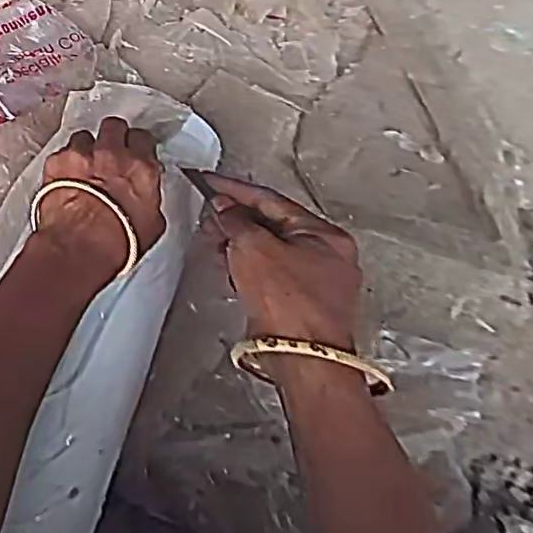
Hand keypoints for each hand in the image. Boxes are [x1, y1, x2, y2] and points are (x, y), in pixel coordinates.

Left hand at [34, 117, 163, 271]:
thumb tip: (143, 190)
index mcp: (140, 166)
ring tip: (85, 165)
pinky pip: (61, 152)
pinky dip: (64, 161)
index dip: (137, 143)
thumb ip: (148, 192)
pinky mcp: (55, 160)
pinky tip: (66, 176)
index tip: (135, 148)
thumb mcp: (152, 219)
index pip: (143, 137)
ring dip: (85, 147)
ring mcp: (80, 154)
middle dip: (112, 134)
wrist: (80, 242)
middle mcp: (110, 153)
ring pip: (83, 136)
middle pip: (112, 125)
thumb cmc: (119, 239)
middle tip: (110, 148)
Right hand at [198, 171, 361, 350]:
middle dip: (233, 216)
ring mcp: (315, 275)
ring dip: (236, 238)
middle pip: (269, 221)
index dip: (232, 188)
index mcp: (325, 235)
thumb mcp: (252, 245)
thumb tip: (224, 206)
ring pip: (266, 243)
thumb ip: (234, 217)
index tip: (206, 180)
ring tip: (212, 240)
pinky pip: (266, 264)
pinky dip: (244, 258)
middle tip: (206, 214)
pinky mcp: (299, 294)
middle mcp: (326, 252)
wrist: (299, 352)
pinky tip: (227, 261)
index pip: (270, 199)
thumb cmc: (287, 299)